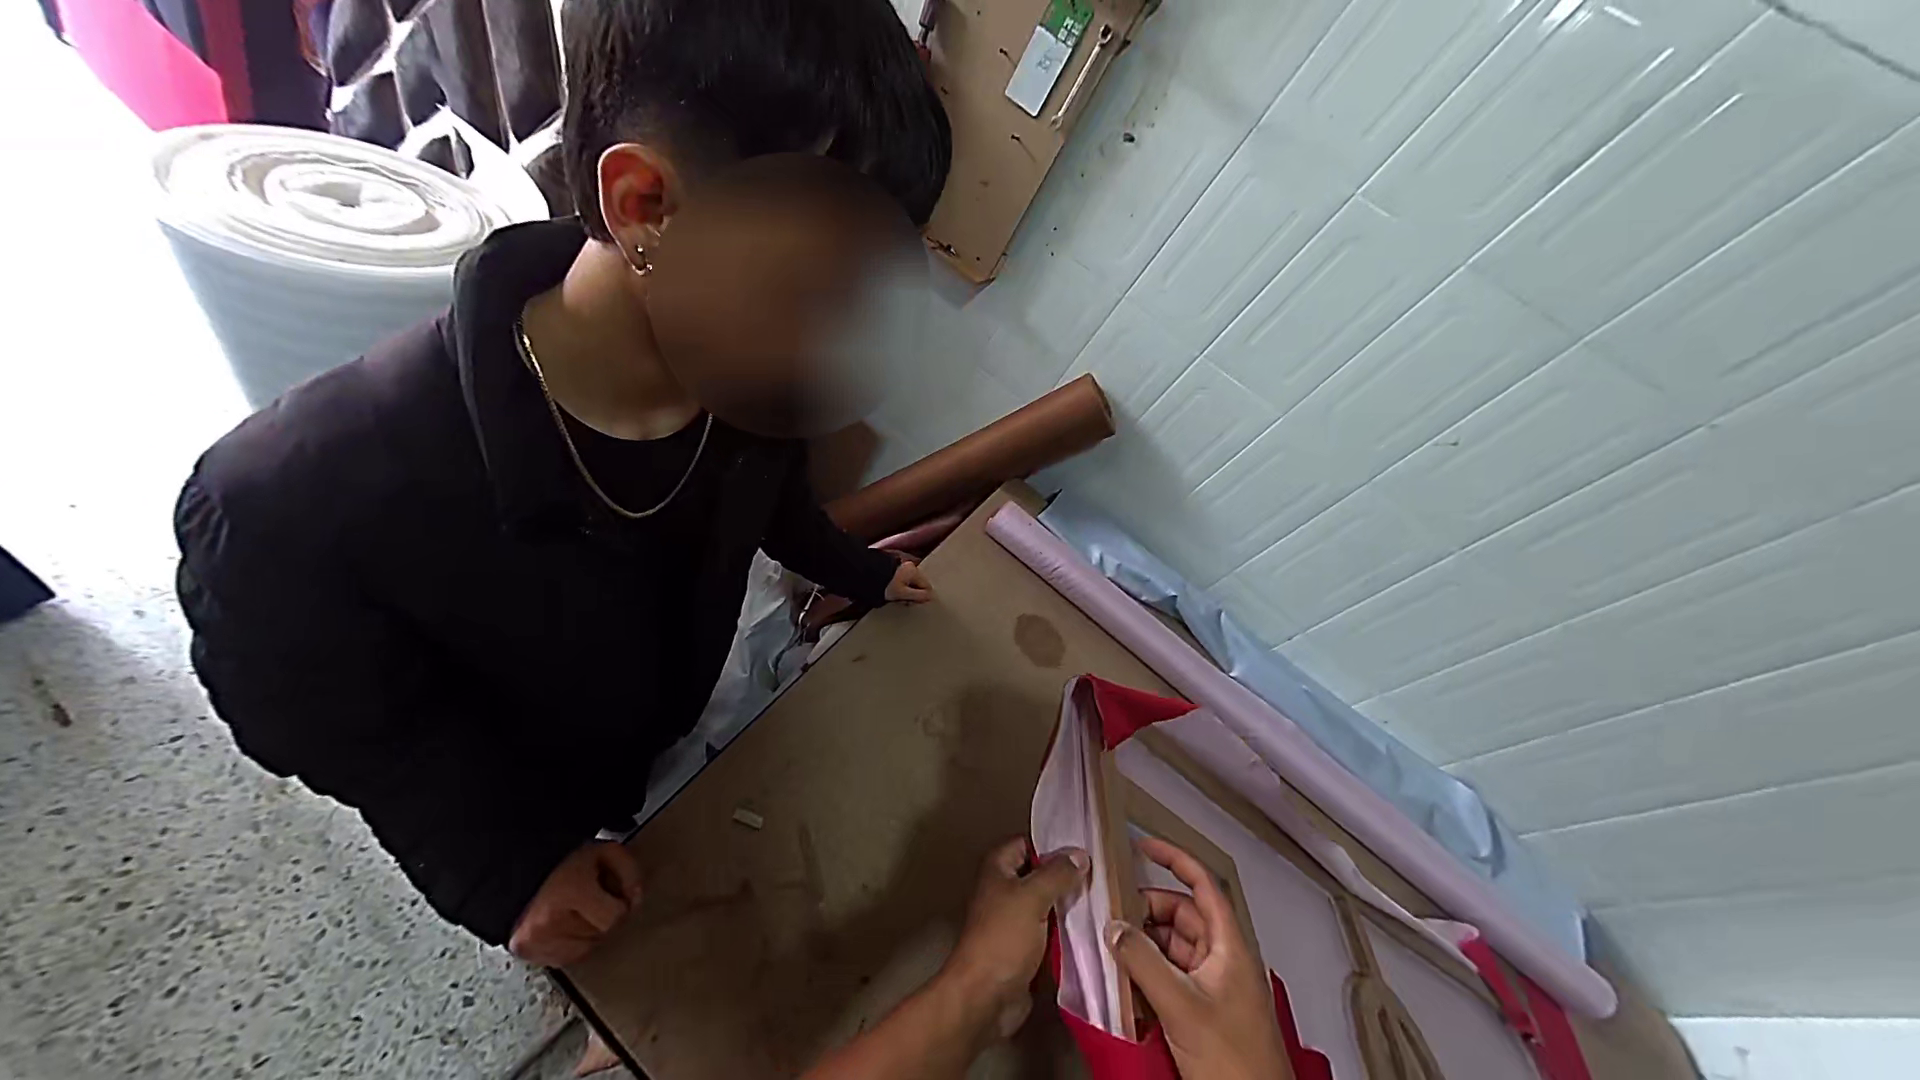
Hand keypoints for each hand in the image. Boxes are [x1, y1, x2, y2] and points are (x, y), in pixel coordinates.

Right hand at [509, 841, 642, 967]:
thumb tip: (636, 902)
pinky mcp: (524, 952)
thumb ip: (630, 874)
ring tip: (581, 912)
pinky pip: (564, 960)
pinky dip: (573, 945)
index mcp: (571, 893)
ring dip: (590, 934)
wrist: (524, 871)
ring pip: (584, 950)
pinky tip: (568, 925)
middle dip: (605, 919)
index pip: (613, 918)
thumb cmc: (570, 862)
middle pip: (599, 934)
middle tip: (596, 901)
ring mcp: (534, 941)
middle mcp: (549, 921)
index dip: (621, 907)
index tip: (616, 895)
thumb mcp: (608, 854)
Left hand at [884, 560, 933, 603]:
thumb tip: (931, 597)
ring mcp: (900, 564)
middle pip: (918, 583)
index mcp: (914, 571)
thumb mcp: (902, 593)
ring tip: (895, 597)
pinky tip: (891, 590)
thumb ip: (919, 596)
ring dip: (905, 590)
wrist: (865, 574)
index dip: (922, 597)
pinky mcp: (892, 566)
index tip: (912, 603)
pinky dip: (899, 586)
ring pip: (909, 581)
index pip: (927, 586)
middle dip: (913, 593)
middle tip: (903, 601)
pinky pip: (901, 579)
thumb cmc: (885, 585)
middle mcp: (909, 565)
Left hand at [940, 839, 1088, 1036]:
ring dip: (1069, 905)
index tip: (1085, 848)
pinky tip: (1092, 929)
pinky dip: (1066, 930)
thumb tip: (1080, 854)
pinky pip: (1050, 930)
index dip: (1054, 844)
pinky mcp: (1024, 946)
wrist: (985, 997)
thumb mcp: (1032, 898)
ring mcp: (1014, 918)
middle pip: (1040, 873)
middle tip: (1100, 876)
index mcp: (998, 867)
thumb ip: (1057, 874)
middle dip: (1066, 876)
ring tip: (1102, 900)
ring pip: (1047, 903)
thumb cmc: (1003, 938)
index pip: (1029, 842)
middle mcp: (1004, 887)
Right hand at [1108, 837, 1288, 1079]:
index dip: (1174, 858)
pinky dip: (1149, 969)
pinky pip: (1171, 973)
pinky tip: (1126, 977)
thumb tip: (1112, 926)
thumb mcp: (1182, 1006)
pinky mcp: (1204, 1009)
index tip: (1141, 845)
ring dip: (1145, 941)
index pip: (1202, 885)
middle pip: (1182, 914)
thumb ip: (1144, 961)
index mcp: (1229, 945)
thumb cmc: (1231, 1059)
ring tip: (1113, 945)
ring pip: (1173, 944)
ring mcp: (1214, 984)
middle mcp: (1223, 957)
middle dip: (1147, 909)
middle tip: (1113, 914)